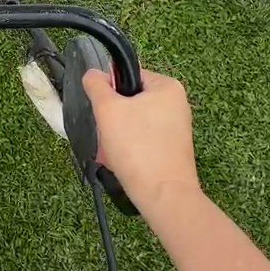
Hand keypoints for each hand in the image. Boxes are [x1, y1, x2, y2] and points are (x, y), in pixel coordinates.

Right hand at [82, 66, 200, 202]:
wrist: (163, 196)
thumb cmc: (137, 146)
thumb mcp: (107, 108)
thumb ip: (96, 85)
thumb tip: (93, 74)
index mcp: (167, 86)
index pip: (127, 75)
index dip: (108, 90)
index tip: (101, 109)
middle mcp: (176, 104)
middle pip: (129, 100)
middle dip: (112, 117)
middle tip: (106, 133)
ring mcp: (176, 128)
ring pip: (132, 122)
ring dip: (116, 134)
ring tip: (111, 151)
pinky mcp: (172, 149)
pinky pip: (141, 139)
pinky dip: (128, 148)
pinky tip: (120, 161)